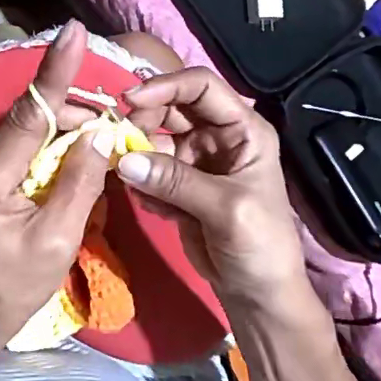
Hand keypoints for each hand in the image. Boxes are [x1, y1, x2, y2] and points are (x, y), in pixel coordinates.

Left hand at [0, 21, 111, 354]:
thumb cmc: (15, 283)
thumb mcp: (57, 238)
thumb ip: (80, 181)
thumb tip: (102, 134)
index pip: (28, 113)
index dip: (55, 71)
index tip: (74, 32)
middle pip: (32, 116)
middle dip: (76, 112)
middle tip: (116, 129)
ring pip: (30, 126)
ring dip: (68, 128)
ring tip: (103, 145)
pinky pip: (24, 142)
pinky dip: (54, 142)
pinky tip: (79, 154)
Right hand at [117, 67, 308, 305]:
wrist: (259, 295)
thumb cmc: (260, 245)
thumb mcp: (225, 209)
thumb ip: (175, 181)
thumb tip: (123, 159)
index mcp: (243, 129)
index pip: (201, 86)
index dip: (165, 86)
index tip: (129, 100)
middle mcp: (217, 137)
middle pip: (171, 108)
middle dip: (143, 120)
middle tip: (119, 142)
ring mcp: (195, 161)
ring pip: (154, 139)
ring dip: (137, 155)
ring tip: (133, 182)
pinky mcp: (178, 186)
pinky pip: (148, 171)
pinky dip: (142, 183)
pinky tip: (153, 208)